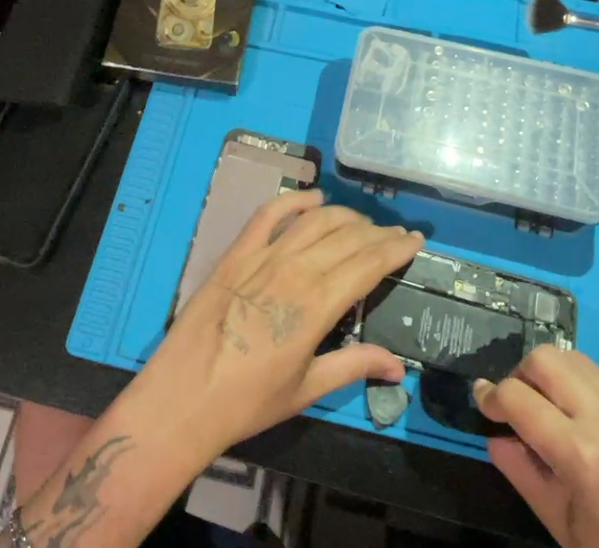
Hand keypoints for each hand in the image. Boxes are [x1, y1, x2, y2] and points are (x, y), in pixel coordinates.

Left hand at [121, 189, 423, 458]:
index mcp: (317, 305)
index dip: (396, 249)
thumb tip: (399, 367)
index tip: (416, 241)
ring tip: (363, 221)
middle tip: (396, 234)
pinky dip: (293, 201)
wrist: (182, 396)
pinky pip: (267, 216)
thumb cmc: (247, 401)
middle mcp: (295, 271)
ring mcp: (262, 257)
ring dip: (344, 216)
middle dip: (378, 233)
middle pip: (347, 238)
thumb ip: (353, 366)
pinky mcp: (235, 254)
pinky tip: (312, 198)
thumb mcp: (306, 389)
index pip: (368, 264)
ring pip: (314, 221)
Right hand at [476, 347, 598, 547]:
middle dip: (519, 375)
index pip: (518, 397)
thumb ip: (523, 474)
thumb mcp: (564, 527)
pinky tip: (575, 421)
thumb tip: (495, 435)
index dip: (490, 396)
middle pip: (547, 359)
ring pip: (575, 360)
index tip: (481, 402)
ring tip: (544, 411)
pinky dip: (576, 387)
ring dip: (549, 376)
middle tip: (513, 408)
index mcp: (585, 455)